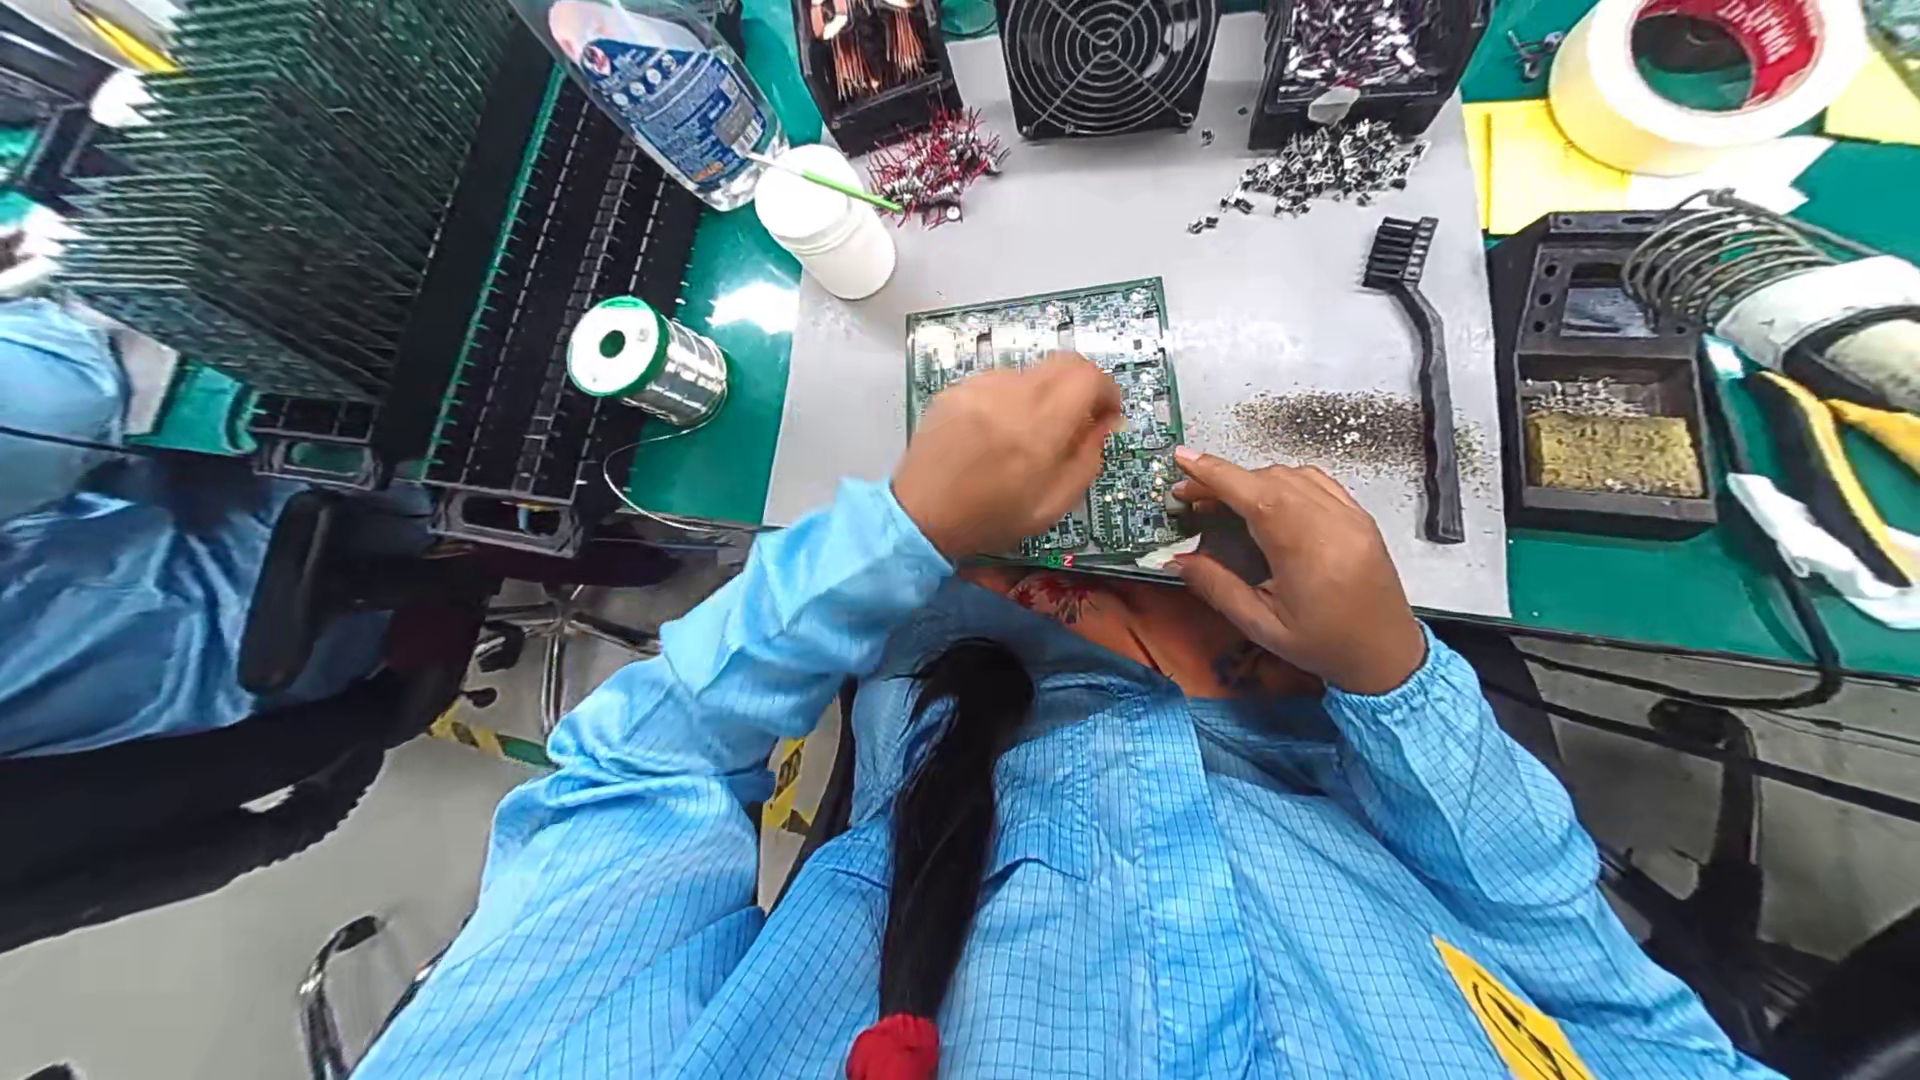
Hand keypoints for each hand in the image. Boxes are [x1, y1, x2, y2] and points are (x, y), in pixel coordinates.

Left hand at [894, 352, 1121, 558]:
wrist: (922, 516)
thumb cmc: (992, 518)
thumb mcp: (1055, 502)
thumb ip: (1088, 457)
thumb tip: (1104, 422)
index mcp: (1040, 426)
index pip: (1089, 377)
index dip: (1107, 391)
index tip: (1106, 414)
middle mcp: (1010, 394)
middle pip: (1064, 362)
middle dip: (1081, 386)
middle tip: (1077, 419)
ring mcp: (978, 388)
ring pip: (1030, 372)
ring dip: (1043, 394)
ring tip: (1029, 433)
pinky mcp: (955, 390)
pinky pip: (997, 382)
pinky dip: (1010, 398)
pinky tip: (997, 431)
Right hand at [1168, 448, 1426, 694]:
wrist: (1388, 655)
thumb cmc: (1324, 645)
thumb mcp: (1260, 624)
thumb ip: (1216, 586)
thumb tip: (1178, 561)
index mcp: (1308, 552)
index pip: (1256, 495)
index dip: (1215, 473)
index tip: (1183, 459)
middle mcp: (1334, 524)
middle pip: (1269, 480)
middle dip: (1223, 480)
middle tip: (1189, 497)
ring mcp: (1351, 516)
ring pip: (1291, 475)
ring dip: (1250, 481)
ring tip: (1220, 499)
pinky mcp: (1358, 517)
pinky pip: (1315, 482)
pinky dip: (1280, 482)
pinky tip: (1263, 499)